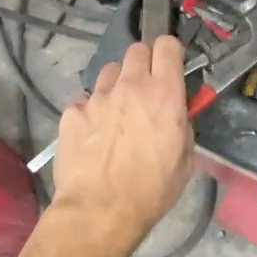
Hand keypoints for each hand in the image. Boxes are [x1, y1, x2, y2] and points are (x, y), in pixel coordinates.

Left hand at [51, 38, 194, 241]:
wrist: (101, 210)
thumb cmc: (152, 190)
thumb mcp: (185, 160)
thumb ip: (182, 127)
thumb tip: (176, 116)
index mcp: (164, 94)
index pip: (167, 46)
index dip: (171, 52)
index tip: (172, 66)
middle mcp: (130, 86)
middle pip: (136, 50)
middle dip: (144, 64)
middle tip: (146, 90)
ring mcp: (97, 97)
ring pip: (109, 73)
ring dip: (117, 85)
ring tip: (117, 113)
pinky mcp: (71, 112)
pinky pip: (86, 101)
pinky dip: (92, 111)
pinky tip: (94, 135)